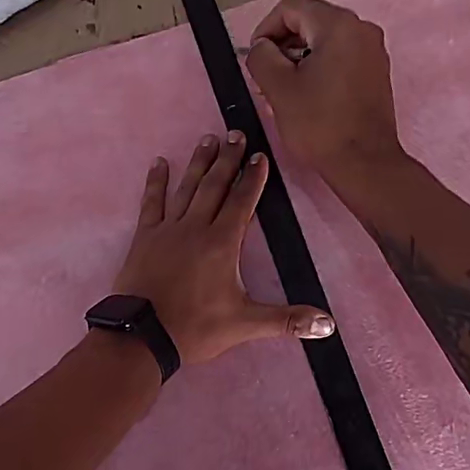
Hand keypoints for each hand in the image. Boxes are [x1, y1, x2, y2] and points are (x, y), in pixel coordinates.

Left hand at [112, 131, 334, 365]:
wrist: (141, 336)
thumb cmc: (195, 328)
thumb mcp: (246, 325)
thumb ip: (288, 320)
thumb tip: (328, 325)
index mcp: (222, 243)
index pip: (242, 202)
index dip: (253, 178)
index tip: (260, 155)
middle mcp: (196, 228)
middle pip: (215, 186)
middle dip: (228, 159)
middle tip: (236, 133)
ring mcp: (167, 230)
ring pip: (187, 188)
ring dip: (199, 163)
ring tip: (208, 139)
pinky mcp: (144, 237)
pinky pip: (152, 202)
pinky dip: (156, 182)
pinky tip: (160, 163)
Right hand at [244, 0, 407, 182]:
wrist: (364, 164)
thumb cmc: (322, 127)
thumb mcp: (278, 89)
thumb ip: (261, 57)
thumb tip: (261, 48)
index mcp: (339, 26)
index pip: (291, 8)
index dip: (265, 29)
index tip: (255, 56)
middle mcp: (362, 31)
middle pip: (311, 21)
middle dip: (284, 44)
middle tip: (267, 75)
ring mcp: (374, 53)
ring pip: (327, 42)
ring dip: (301, 58)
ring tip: (285, 89)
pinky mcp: (377, 75)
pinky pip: (343, 59)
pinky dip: (322, 69)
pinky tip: (309, 96)